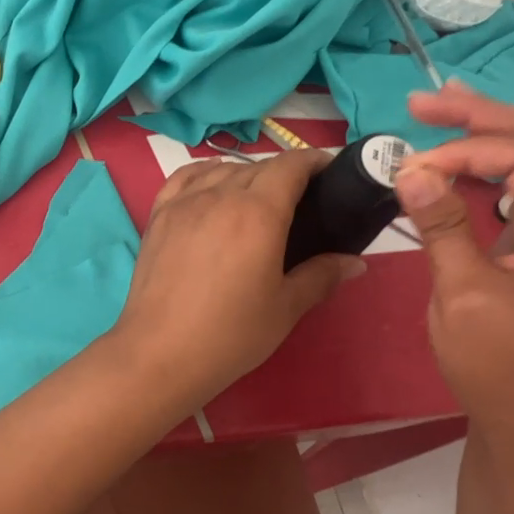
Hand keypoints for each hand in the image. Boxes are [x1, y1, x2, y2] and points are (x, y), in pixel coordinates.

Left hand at [115, 151, 365, 405]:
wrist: (160, 352)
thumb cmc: (230, 334)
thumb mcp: (285, 307)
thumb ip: (321, 276)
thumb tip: (355, 262)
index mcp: (257, 212)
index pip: (290, 166)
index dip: (314, 161)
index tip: (330, 172)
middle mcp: (219, 195)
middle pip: (257, 167)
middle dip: (284, 173)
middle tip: (302, 200)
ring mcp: (183, 202)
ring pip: (221, 169)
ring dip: (246, 174)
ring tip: (259, 198)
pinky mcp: (158, 214)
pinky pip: (185, 177)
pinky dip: (206, 173)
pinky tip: (213, 188)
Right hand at [393, 87, 513, 447]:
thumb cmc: (500, 368)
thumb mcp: (463, 296)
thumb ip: (443, 225)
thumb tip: (412, 168)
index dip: (468, 148)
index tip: (413, 165)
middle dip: (482, 119)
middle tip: (423, 103)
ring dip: (491, 137)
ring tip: (441, 114)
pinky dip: (495, 169)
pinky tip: (463, 162)